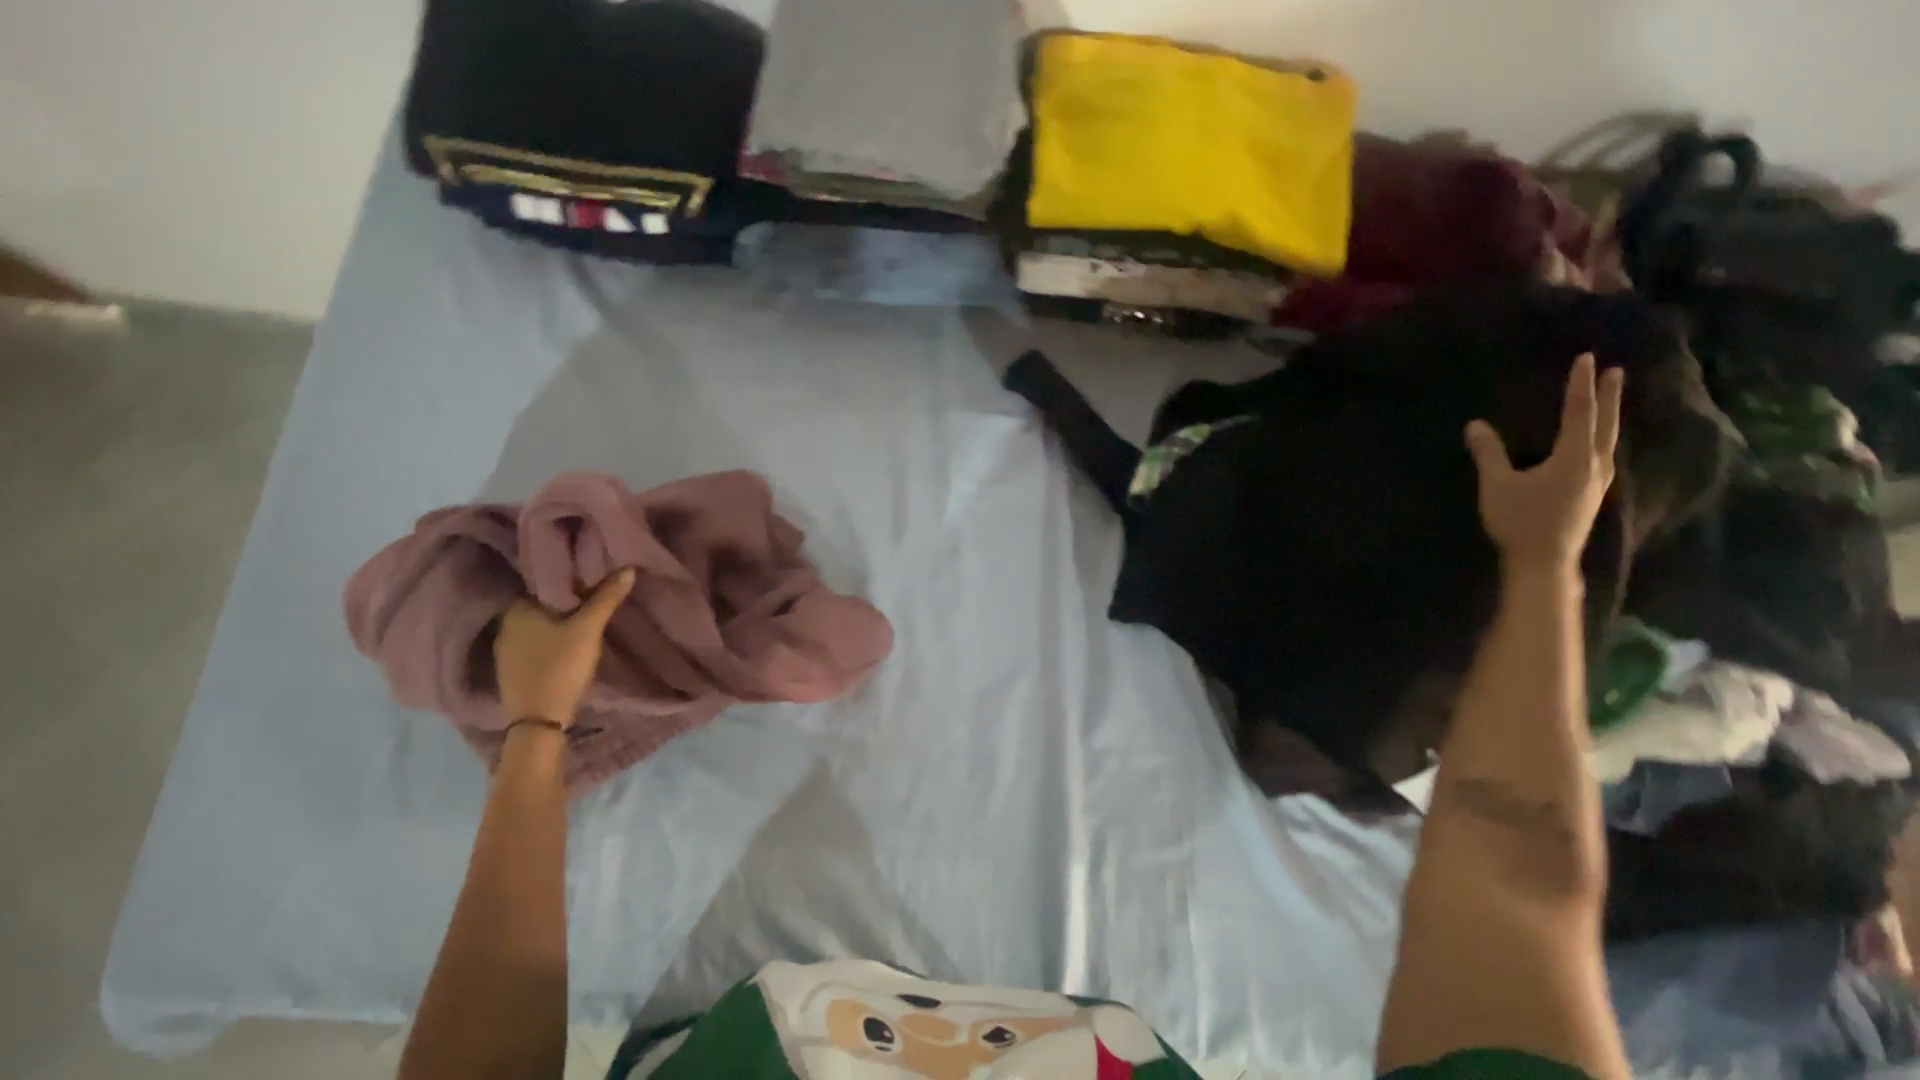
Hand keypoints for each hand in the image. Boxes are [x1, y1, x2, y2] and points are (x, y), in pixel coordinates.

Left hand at [494, 569, 634, 726]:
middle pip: (541, 603)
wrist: (538, 720)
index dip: (568, 577)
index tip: (590, 575)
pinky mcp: (511, 669)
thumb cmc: (560, 666)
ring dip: (557, 620)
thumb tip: (628, 568)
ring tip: (584, 616)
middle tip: (593, 594)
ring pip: (537, 624)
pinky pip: (533, 642)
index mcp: (517, 608)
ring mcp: (505, 649)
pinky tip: (566, 642)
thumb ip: (606, 598)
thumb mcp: (588, 629)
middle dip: (565, 599)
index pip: (543, 581)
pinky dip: (549, 638)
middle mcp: (505, 624)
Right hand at [1465, 353, 1622, 572]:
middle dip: (1608, 397)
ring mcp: (1597, 483)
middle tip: (1615, 372)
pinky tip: (1596, 447)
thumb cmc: (1521, 521)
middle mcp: (1594, 465)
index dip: (1579, 385)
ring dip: (1609, 419)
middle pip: (1604, 424)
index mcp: (1575, 456)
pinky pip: (1603, 457)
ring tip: (1608, 405)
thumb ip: (1489, 453)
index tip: (1586, 359)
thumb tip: (1475, 425)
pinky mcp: (1592, 497)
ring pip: (1608, 442)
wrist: (1544, 563)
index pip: (1579, 412)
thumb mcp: (1498, 485)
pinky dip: (1602, 441)